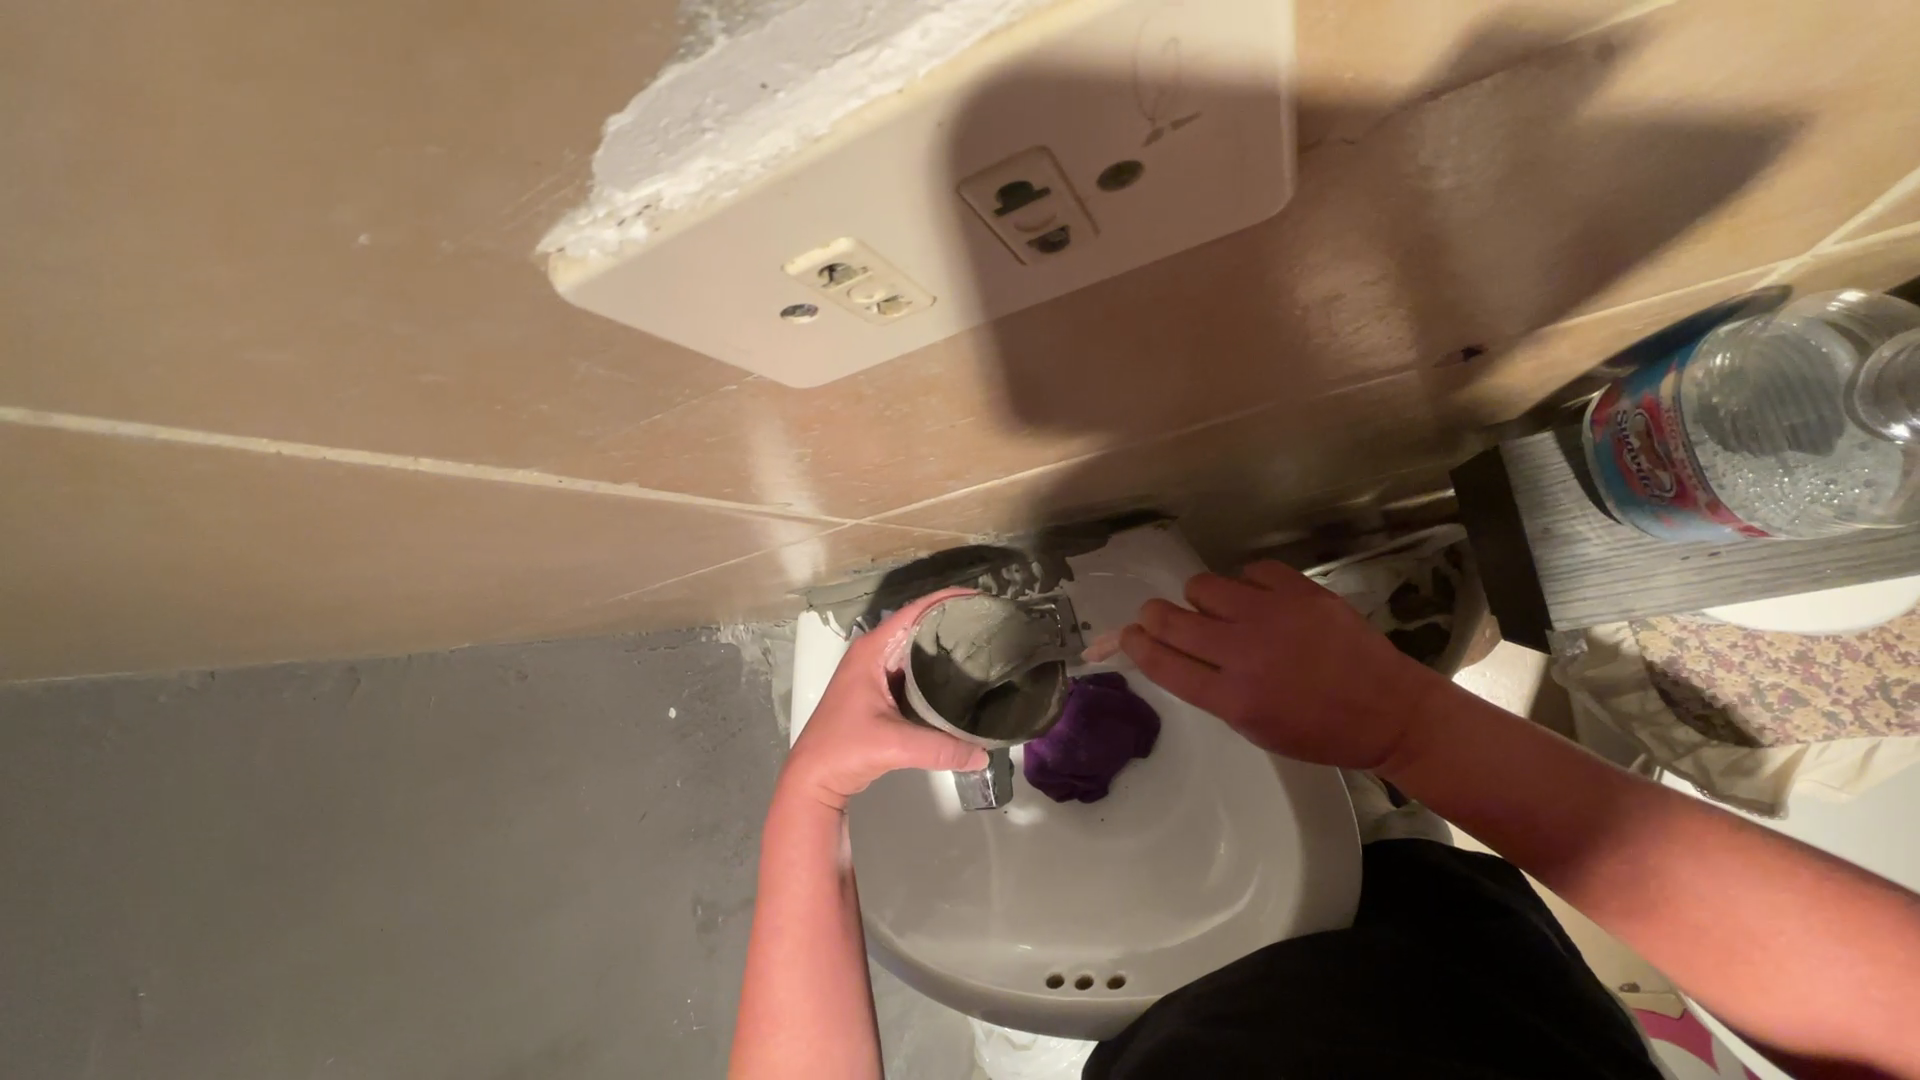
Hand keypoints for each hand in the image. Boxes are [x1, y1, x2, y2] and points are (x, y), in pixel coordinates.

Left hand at [782, 588, 991, 810]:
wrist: (813, 778)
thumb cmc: (844, 750)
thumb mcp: (895, 745)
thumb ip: (941, 748)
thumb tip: (984, 753)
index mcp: (872, 651)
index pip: (915, 611)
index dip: (947, 600)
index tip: (981, 599)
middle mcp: (874, 654)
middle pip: (919, 626)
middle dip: (952, 621)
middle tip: (991, 624)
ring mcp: (876, 673)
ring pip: (917, 650)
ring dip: (945, 646)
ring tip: (984, 646)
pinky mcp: (881, 693)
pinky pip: (915, 671)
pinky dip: (937, 670)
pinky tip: (963, 679)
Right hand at [1118, 561, 1449, 770]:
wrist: (1389, 711)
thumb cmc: (1318, 732)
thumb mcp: (1254, 727)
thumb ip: (1210, 690)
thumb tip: (1173, 653)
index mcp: (1232, 698)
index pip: (1160, 662)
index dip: (1134, 645)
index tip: (1129, 637)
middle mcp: (1244, 653)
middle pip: (1168, 618)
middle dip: (1152, 617)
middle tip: (1159, 619)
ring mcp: (1272, 616)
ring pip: (1202, 586)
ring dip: (1201, 600)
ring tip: (1221, 612)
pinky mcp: (1300, 591)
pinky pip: (1249, 571)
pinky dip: (1247, 584)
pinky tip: (1262, 602)